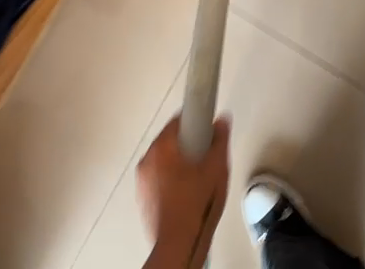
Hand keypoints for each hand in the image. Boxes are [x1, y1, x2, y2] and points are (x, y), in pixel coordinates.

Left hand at [136, 114, 230, 268]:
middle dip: (188, 144)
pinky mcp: (143, 197)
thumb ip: (220, 140)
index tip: (205, 127)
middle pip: (170, 140)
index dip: (195, 121)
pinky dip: (170, 179)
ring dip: (178, 162)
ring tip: (198, 177)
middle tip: (205, 156)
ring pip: (164, 159)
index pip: (178, 119)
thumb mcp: (217, 168)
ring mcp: (143, 180)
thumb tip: (222, 123)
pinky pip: (158, 178)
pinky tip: (187, 193)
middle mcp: (148, 160)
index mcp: (163, 147)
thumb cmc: (195, 207)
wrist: (180, 244)